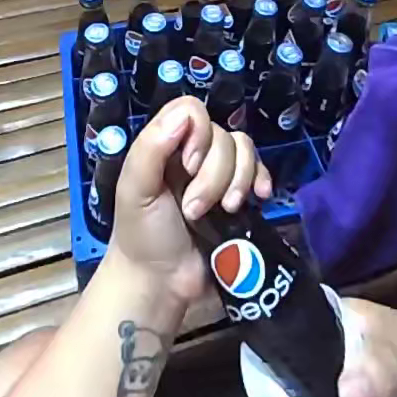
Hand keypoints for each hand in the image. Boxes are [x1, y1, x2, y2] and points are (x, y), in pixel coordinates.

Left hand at [110, 97, 271, 308]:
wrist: (163, 286)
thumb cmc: (142, 233)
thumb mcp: (134, 188)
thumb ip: (151, 147)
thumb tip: (185, 115)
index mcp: (167, 144)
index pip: (192, 110)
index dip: (198, 134)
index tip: (187, 168)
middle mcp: (194, 152)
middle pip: (223, 135)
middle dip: (213, 175)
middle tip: (194, 209)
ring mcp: (219, 174)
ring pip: (245, 149)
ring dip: (237, 182)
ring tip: (224, 211)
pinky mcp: (240, 196)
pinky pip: (260, 171)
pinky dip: (262, 180)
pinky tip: (259, 198)